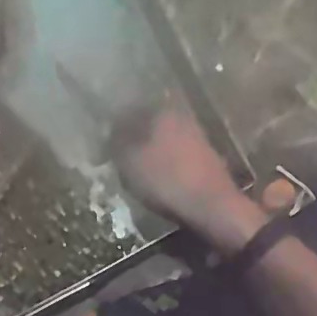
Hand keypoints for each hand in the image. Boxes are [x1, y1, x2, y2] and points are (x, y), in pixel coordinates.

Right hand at [116, 103, 263, 254]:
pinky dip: (166, 164)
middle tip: (120, 158)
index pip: (128, 109)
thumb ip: (116, 142)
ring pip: (164, 139)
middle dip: (133, 138)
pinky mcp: (207, 158)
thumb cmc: (166, 180)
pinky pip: (177, 156)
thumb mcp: (130, 162)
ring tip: (137, 171)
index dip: (113, 128)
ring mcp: (198, 136)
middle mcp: (182, 116)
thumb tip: (109, 131)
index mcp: (161, 109)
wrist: (212, 206)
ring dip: (150, 152)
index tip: (104, 146)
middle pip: (149, 123)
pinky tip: (159, 179)